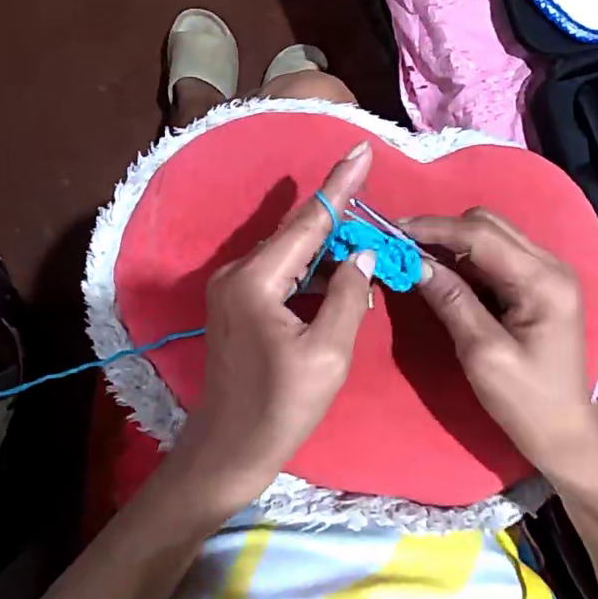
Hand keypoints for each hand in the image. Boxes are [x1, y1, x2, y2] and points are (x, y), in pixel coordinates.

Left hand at [169, 141, 378, 512]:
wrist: (227, 449)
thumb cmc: (280, 407)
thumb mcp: (327, 354)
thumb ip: (347, 297)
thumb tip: (361, 254)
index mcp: (256, 280)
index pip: (308, 222)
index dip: (339, 185)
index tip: (360, 149)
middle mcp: (237, 273)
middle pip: (296, 232)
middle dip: (336, 213)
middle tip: (370, 189)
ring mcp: (232, 289)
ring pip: (289, 252)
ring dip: (326, 246)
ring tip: (364, 237)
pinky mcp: (236, 305)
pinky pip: (280, 273)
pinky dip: (311, 270)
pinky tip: (338, 274)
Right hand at [401, 208, 597, 480]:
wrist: (563, 432)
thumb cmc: (525, 400)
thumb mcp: (482, 353)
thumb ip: (451, 300)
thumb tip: (416, 262)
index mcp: (543, 281)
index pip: (481, 236)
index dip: (435, 228)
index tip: (394, 231)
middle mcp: (551, 266)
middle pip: (488, 225)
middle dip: (443, 231)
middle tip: (403, 248)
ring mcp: (547, 273)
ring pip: (491, 235)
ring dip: (453, 243)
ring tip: (417, 259)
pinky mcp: (538, 284)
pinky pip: (496, 256)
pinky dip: (466, 259)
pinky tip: (444, 273)